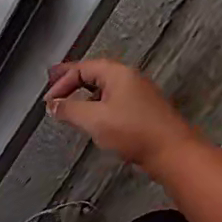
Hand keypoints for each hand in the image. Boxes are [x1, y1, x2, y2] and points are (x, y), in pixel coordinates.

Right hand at [44, 59, 200, 169]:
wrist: (172, 153)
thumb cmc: (137, 132)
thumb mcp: (94, 120)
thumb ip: (69, 110)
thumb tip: (54, 105)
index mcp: (117, 73)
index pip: (81, 69)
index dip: (61, 83)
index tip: (49, 100)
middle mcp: (129, 79)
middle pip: (93, 74)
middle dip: (71, 81)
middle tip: (54, 86)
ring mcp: (138, 95)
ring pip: (104, 89)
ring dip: (84, 95)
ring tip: (70, 106)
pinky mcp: (143, 112)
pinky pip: (114, 102)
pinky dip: (98, 106)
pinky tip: (94, 120)